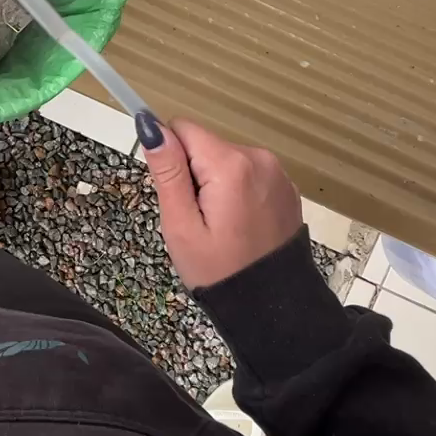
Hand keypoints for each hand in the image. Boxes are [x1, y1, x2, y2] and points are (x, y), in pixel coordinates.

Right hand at [141, 115, 301, 288]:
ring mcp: (277, 172)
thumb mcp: (181, 224)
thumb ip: (167, 171)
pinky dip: (235, 191)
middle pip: (203, 144)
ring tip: (217, 224)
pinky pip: (245, 173)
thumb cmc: (219, 270)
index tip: (176, 195)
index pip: (182, 129)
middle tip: (195, 218)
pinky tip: (238, 224)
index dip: (170, 158)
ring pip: (222, 159)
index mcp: (230, 164)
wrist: (274, 310)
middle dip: (191, 173)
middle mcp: (258, 158)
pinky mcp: (285, 187)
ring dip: (213, 183)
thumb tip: (150, 125)